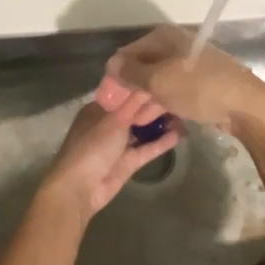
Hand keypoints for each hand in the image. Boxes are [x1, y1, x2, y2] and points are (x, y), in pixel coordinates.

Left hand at [38, 88, 181, 222]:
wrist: (80, 188)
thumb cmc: (92, 146)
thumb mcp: (114, 120)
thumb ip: (134, 102)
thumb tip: (150, 81)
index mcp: (97, 110)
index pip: (121, 94)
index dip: (140, 85)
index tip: (160, 76)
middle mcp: (108, 125)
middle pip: (134, 111)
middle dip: (153, 104)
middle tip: (177, 93)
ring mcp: (119, 145)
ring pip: (143, 130)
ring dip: (160, 123)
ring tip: (183, 112)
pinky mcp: (129, 162)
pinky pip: (148, 148)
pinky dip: (162, 141)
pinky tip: (180, 133)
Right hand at [103, 26, 264, 134]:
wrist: (245, 105)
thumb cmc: (199, 88)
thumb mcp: (159, 80)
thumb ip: (132, 73)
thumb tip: (111, 64)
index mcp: (166, 38)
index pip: (130, 52)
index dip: (115, 75)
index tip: (104, 97)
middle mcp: (177, 47)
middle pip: (144, 66)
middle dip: (128, 89)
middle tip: (114, 111)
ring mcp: (190, 66)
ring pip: (158, 81)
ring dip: (142, 99)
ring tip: (127, 121)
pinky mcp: (200, 85)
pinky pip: (172, 92)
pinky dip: (159, 103)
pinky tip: (147, 121)